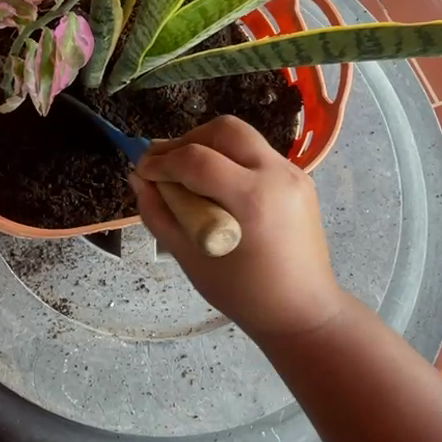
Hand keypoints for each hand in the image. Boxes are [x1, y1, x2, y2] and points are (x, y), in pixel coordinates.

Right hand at [132, 116, 350, 342]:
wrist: (303, 311)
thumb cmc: (243, 293)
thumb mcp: (189, 257)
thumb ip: (159, 213)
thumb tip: (138, 180)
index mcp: (252, 199)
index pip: (195, 159)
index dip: (160, 161)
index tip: (142, 172)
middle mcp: (277, 175)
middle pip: (223, 130)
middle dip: (187, 141)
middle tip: (165, 166)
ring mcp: (293, 174)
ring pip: (241, 137)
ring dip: (208, 147)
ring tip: (187, 175)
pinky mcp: (298, 179)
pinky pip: (255, 154)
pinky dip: (228, 160)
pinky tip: (215, 188)